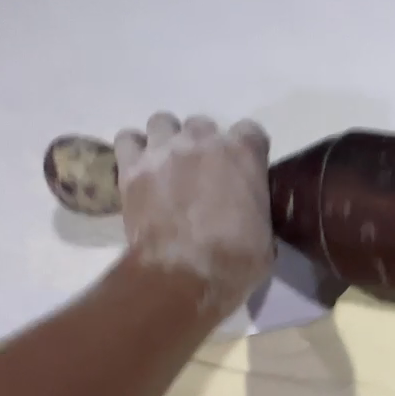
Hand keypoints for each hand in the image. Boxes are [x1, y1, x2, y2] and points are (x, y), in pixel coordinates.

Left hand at [114, 112, 273, 311]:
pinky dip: (136, 149)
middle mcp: (202, 141)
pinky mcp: (131, 166)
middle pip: (204, 125)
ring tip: (173, 165)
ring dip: (170, 139)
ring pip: (164, 122)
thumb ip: (256, 208)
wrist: (186, 273)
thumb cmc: (237, 261)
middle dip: (207, 145)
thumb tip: (248, 210)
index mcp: (243, 156)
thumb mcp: (266, 236)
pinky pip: (128, 139)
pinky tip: (145, 168)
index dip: (251, 151)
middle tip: (208, 173)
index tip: (249, 170)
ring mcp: (162, 149)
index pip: (251, 132)